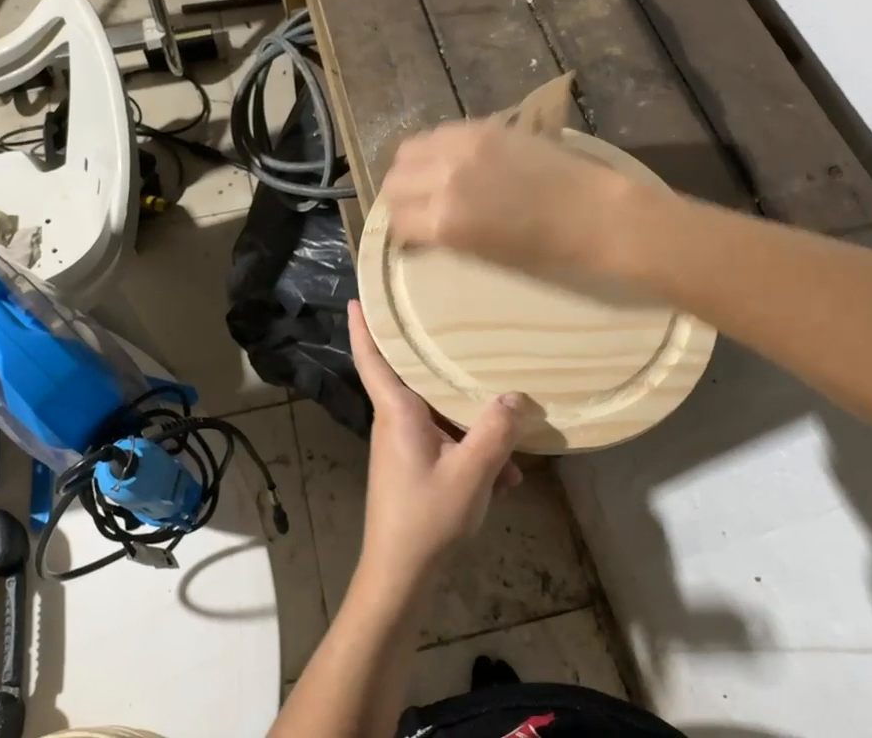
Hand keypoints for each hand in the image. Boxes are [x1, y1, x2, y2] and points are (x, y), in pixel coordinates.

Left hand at [349, 301, 524, 591]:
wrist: (401, 575)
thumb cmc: (427, 518)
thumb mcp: (471, 473)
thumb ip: (495, 432)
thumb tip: (514, 397)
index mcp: (397, 414)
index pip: (373, 360)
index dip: (363, 328)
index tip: (357, 298)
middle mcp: (395, 423)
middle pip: (417, 382)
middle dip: (446, 369)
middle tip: (466, 338)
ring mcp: (403, 448)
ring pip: (440, 418)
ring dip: (473, 428)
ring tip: (511, 447)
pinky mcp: (413, 469)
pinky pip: (445, 445)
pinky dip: (472, 454)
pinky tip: (504, 479)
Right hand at [380, 121, 658, 279]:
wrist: (593, 214)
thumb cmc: (544, 251)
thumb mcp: (481, 254)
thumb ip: (443, 234)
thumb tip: (419, 225)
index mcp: (445, 222)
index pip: (396, 220)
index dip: (403, 229)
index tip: (413, 232)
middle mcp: (444, 179)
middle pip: (393, 181)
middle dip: (401, 197)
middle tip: (419, 205)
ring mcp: (462, 148)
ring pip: (407, 151)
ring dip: (413, 167)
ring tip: (433, 179)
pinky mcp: (482, 127)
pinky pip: (439, 132)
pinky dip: (437, 147)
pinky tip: (456, 160)